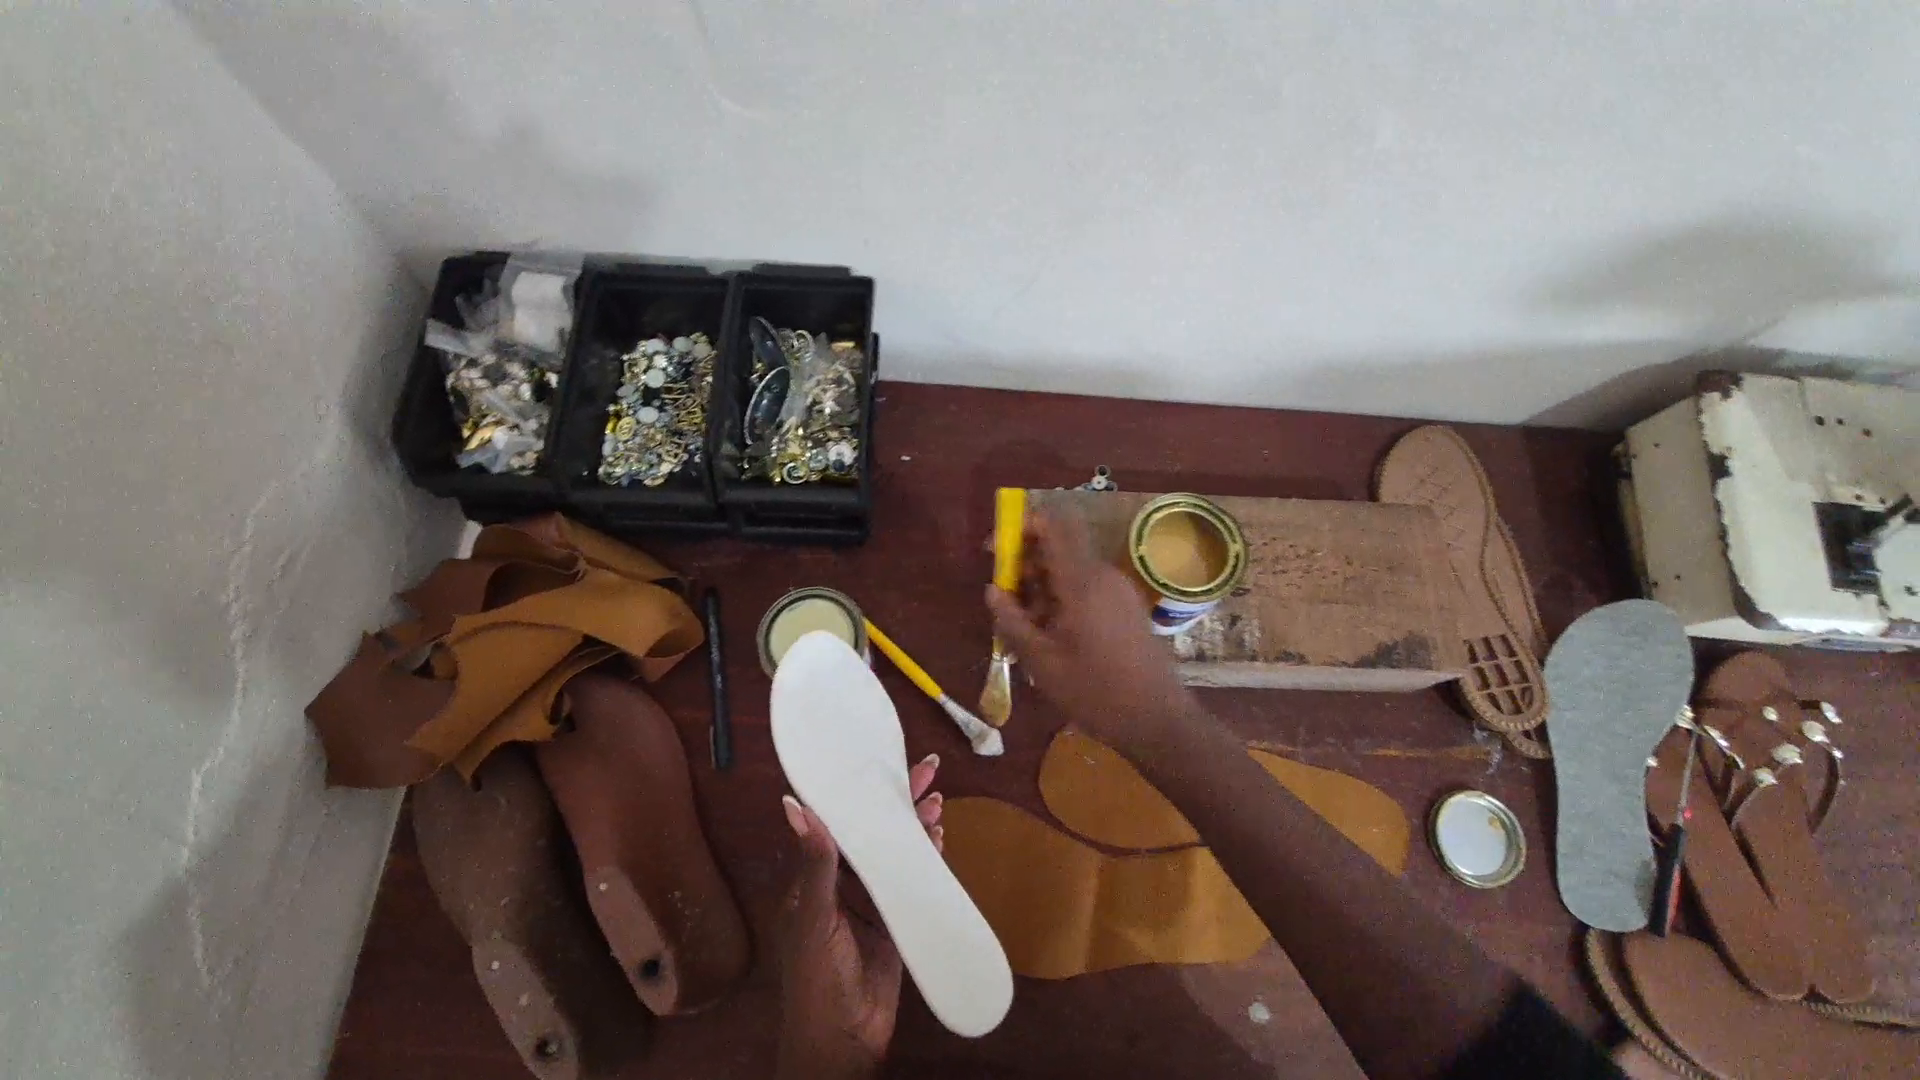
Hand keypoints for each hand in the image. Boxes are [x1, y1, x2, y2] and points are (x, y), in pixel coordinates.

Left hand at [775, 755, 944, 1079]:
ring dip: (916, 824)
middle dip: (899, 800)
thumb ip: (813, 863)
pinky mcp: (897, 920)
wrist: (845, 1041)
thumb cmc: (816, 977)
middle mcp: (845, 882)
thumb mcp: (813, 917)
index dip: (860, 790)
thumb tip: (793, 803)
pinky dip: (927, 856)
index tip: (880, 761)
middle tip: (927, 769)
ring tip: (938, 799)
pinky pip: (914, 879)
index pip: (840, 821)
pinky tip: (940, 837)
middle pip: (874, 830)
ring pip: (897, 850)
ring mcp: (873, 901)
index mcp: (816, 876)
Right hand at [984, 510, 1196, 745]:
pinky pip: (1086, 590)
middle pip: (1058, 550)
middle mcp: (1103, 576)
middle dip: (1025, 568)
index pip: (1052, 526)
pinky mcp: (1126, 608)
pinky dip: (1062, 602)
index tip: (994, 551)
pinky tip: (1051, 639)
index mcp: (1083, 581)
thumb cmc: (1095, 692)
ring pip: (1070, 573)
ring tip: (1024, 630)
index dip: (1020, 528)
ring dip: (1042, 590)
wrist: (1158, 721)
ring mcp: (1119, 592)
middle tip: (1004, 604)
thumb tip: (992, 589)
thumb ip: (1012, 620)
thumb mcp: (1041, 661)